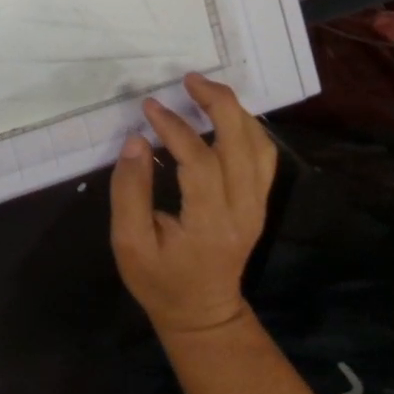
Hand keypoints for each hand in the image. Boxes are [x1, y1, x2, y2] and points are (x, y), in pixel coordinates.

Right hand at [109, 74, 279, 339]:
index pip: (200, 163)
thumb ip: (130, 192)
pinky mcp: (258, 202)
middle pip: (242, 144)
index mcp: (209, 223)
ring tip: (203, 90)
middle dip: (218, 104)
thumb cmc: (160, 280)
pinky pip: (263, 155)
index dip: (175, 129)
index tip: (149, 107)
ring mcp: (257, 206)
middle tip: (188, 80)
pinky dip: (246, 127)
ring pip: (259, 146)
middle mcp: (242, 210)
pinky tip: (223, 114)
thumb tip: (136, 141)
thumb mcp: (129, 243)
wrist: (202, 313)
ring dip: (234, 111)